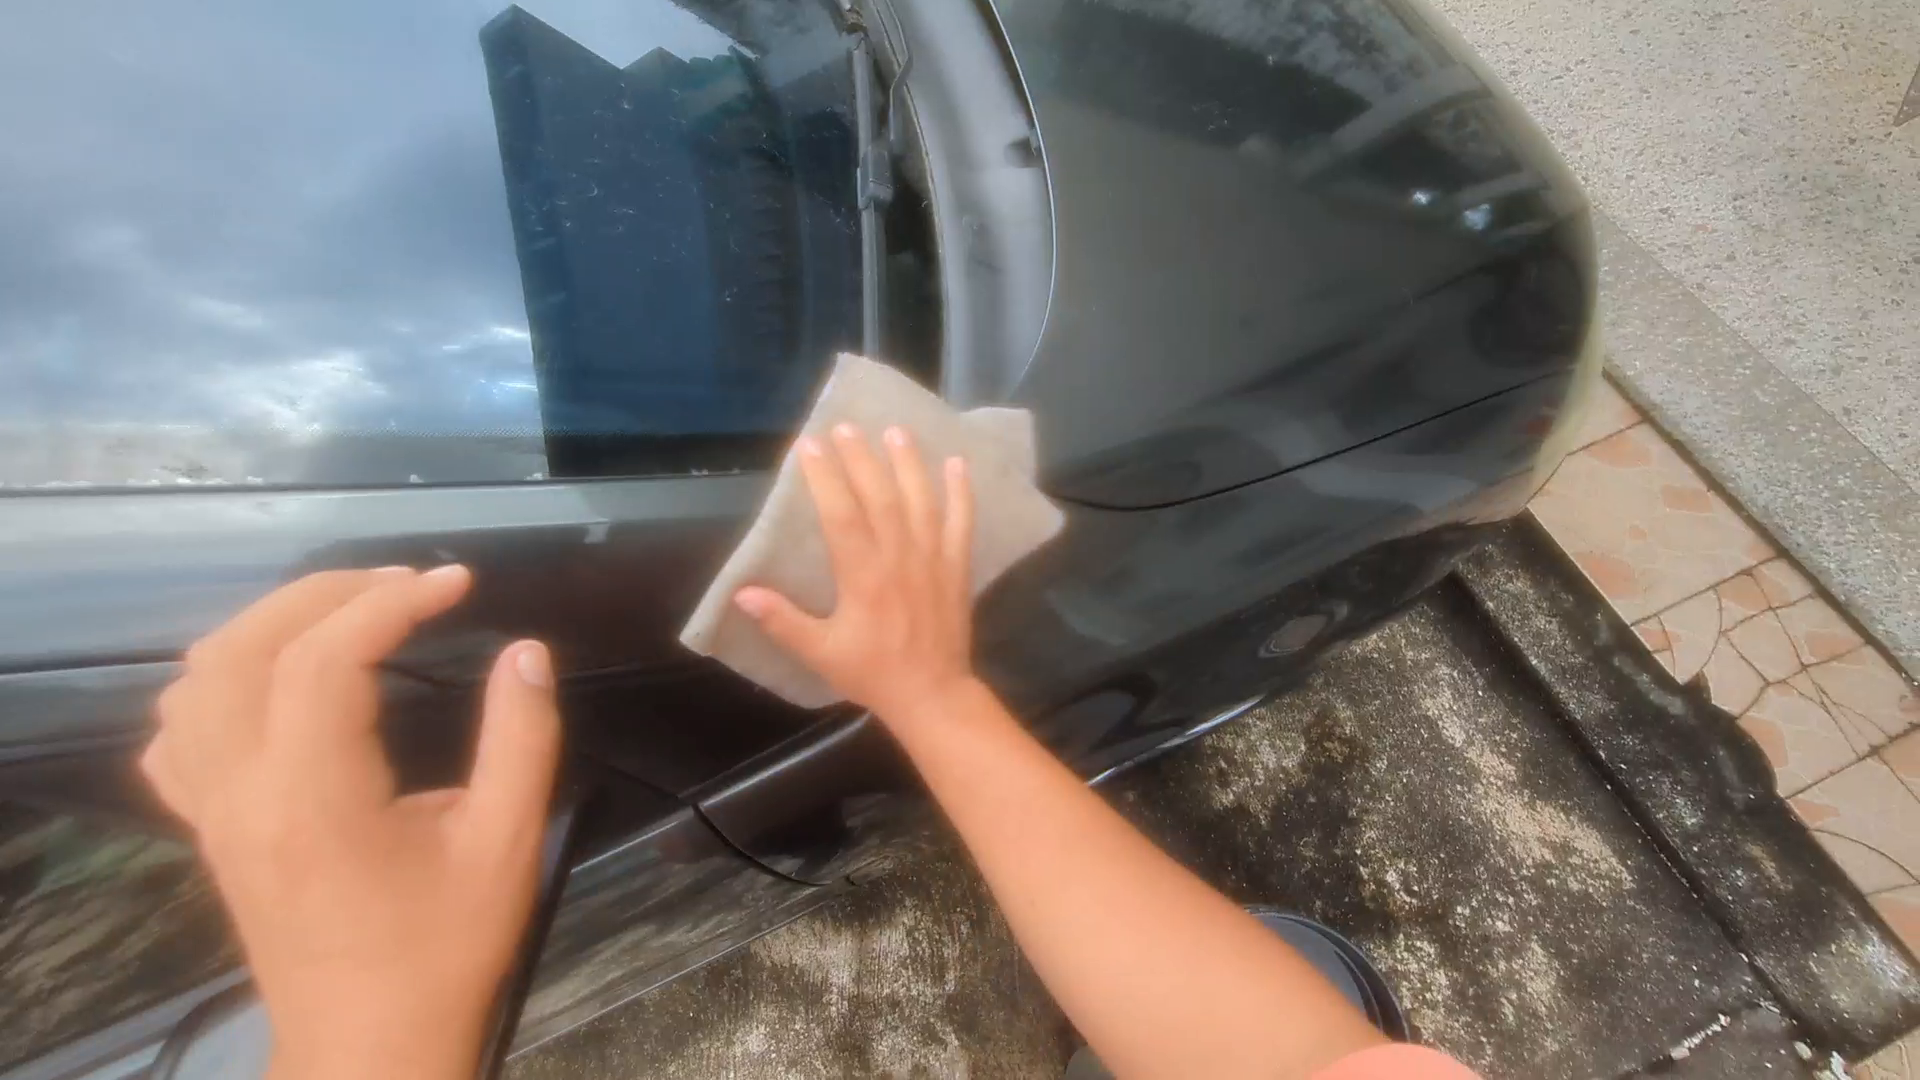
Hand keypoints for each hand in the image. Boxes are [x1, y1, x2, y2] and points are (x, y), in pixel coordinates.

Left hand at [141, 566, 561, 1079]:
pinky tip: (288, 679)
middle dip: (324, 593)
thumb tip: (526, 652)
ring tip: (356, 610)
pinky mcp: (214, 829)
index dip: (392, 602)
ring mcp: (214, 814)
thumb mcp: (509, 836)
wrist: (372, 1038)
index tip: (458, 582)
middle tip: (407, 582)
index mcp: (316, 798)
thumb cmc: (448, 939)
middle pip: (239, 652)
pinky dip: (228, 678)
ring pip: (195, 684)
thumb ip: (524, 736)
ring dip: (272, 624)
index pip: (324, 660)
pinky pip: (181, 732)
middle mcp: (242, 796)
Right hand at [735, 423, 978, 727]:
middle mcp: (899, 557)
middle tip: (845, 427)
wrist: (933, 694)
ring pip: (921, 500)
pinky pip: (961, 523)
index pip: (840, 513)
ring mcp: (933, 559)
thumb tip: (741, 592)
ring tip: (895, 431)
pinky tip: (957, 464)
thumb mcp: (821, 653)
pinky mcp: (957, 567)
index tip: (810, 444)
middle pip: (880, 496)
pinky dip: (961, 493)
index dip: (825, 477)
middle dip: (861, 458)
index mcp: (863, 575)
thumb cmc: (873, 673)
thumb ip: (783, 621)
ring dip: (908, 463)